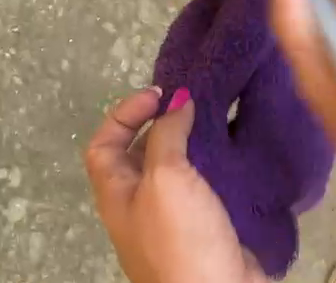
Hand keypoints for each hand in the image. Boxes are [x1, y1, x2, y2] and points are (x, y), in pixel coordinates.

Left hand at [84, 87, 263, 282]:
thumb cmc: (180, 238)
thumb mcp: (165, 178)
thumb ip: (166, 135)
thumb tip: (177, 102)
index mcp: (117, 196)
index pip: (103, 143)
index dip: (124, 113)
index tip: (160, 96)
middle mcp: (138, 206)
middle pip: (136, 153)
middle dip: (160, 123)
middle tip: (191, 102)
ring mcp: (170, 219)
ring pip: (172, 167)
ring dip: (189, 140)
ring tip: (215, 117)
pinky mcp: (202, 226)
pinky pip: (200, 183)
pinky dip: (212, 161)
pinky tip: (232, 148)